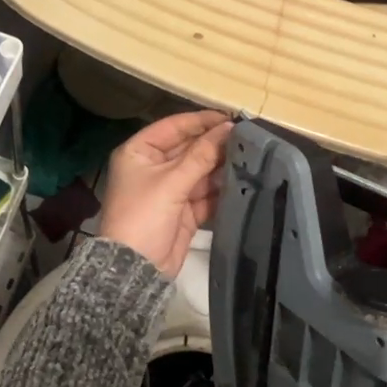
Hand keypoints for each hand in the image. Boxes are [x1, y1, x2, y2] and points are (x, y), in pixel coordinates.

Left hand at [97, 111, 232, 277]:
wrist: (135, 268)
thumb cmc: (144, 216)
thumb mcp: (171, 182)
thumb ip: (201, 155)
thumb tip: (228, 127)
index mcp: (139, 152)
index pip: (173, 127)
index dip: (201, 121)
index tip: (230, 118)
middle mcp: (153, 167)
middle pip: (189, 148)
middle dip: (215, 145)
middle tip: (248, 138)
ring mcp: (169, 189)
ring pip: (200, 171)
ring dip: (221, 167)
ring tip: (251, 158)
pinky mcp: (183, 211)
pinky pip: (205, 194)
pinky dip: (220, 190)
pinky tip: (242, 181)